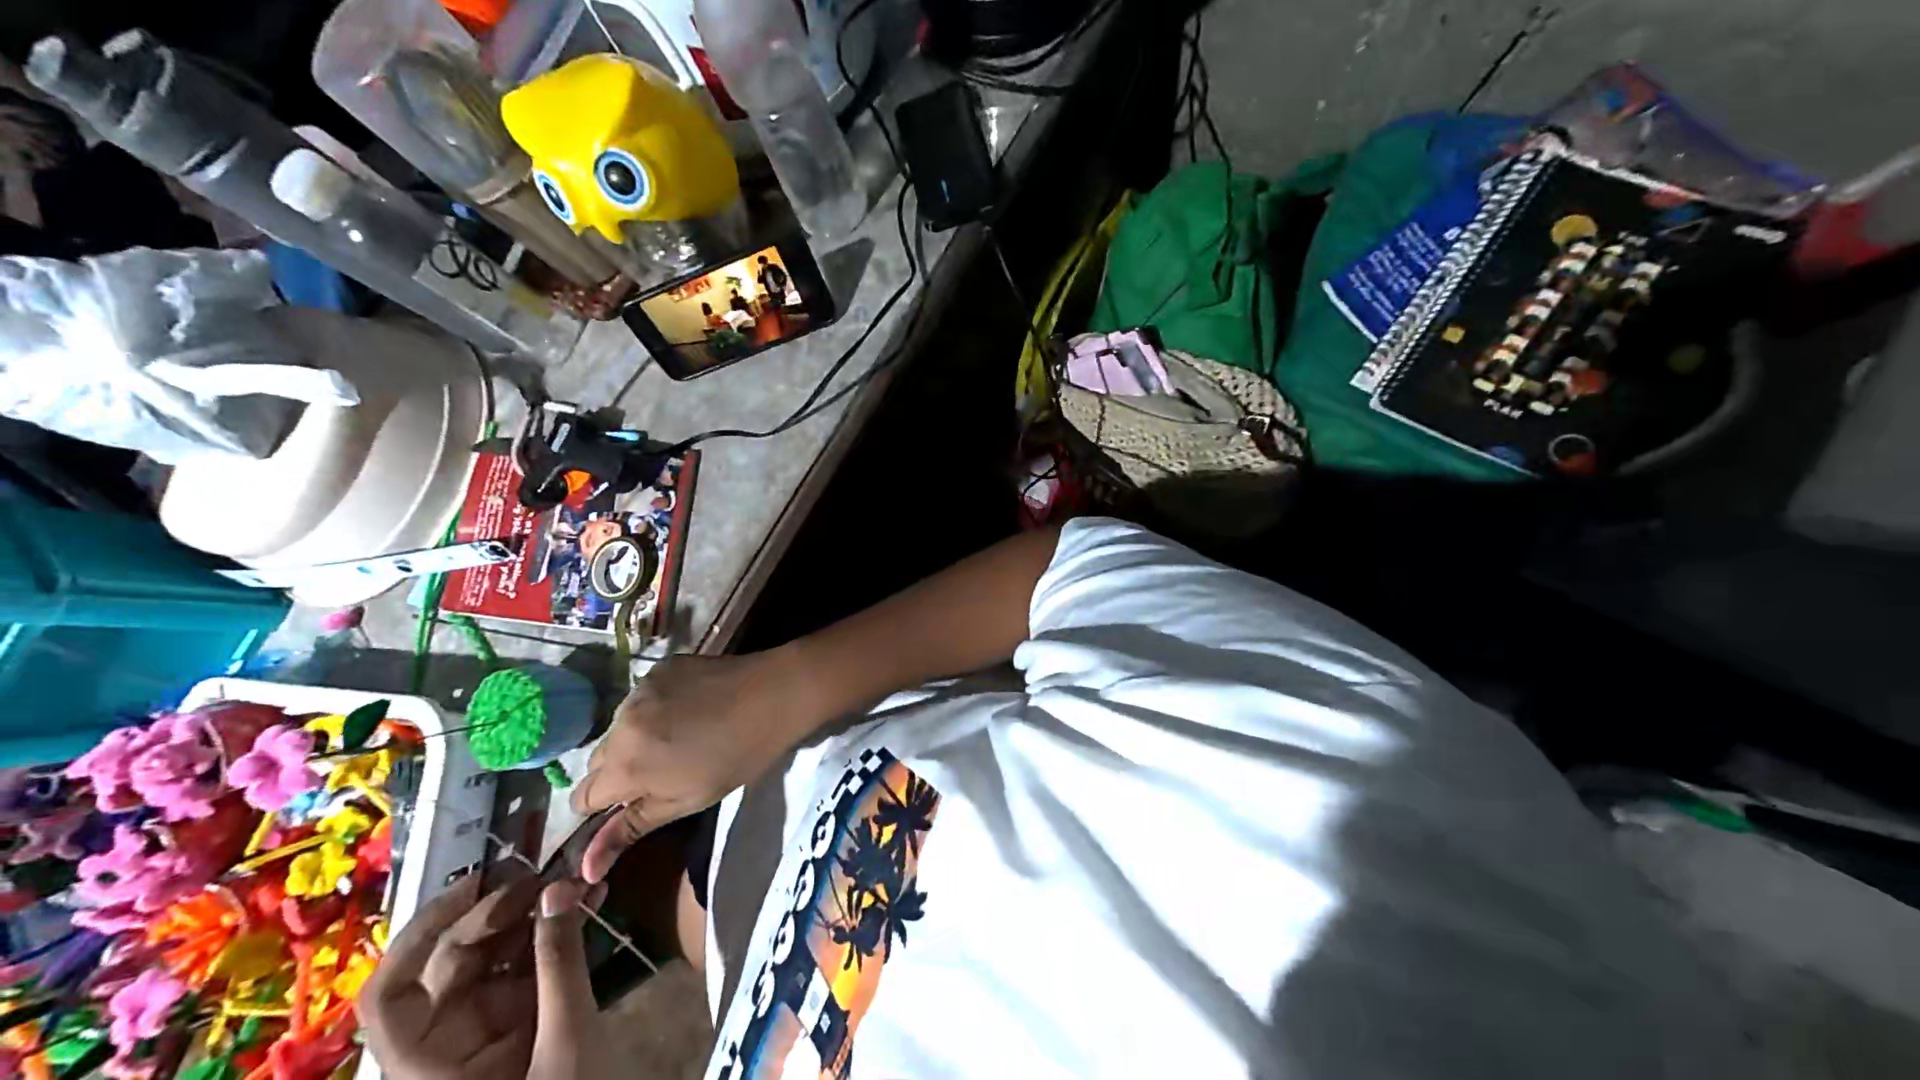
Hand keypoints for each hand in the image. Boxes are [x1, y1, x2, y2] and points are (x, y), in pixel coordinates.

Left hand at [358, 876, 612, 1079]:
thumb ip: (560, 965)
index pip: (390, 995)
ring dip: (537, 913)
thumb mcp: (564, 1046)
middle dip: (498, 912)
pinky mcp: (523, 1020)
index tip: (476, 887)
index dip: (421, 935)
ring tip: (577, 881)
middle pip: (451, 962)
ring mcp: (486, 1028)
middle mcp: (446, 1039)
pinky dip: (557, 931)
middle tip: (547, 878)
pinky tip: (590, 900)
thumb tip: (558, 889)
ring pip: (496, 956)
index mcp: (425, 1064)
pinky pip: (531, 964)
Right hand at [572, 649, 819, 883]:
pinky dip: (655, 708)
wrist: (774, 695)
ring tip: (680, 737)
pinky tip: (689, 708)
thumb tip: (584, 867)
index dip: (603, 807)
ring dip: (636, 737)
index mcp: (623, 765)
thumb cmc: (737, 757)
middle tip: (663, 771)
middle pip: (598, 760)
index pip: (581, 797)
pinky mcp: (659, 668)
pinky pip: (641, 697)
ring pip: (619, 726)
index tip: (633, 804)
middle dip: (619, 771)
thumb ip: (632, 827)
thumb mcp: (687, 800)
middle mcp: (619, 724)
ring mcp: (639, 690)